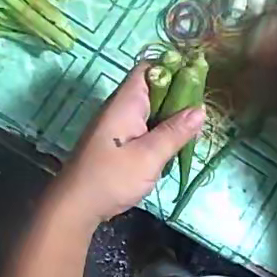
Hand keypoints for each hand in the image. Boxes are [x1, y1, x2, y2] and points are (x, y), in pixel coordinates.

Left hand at [49, 63, 204, 226]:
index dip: (173, 69)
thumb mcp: (149, 156)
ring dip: (172, 118)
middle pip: (153, 89)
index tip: (198, 82)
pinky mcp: (119, 143)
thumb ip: (175, 131)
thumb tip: (201, 109)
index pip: (149, 69)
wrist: (75, 207)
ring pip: (151, 110)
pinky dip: (162, 132)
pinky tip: (175, 146)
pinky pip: (145, 127)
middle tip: (201, 113)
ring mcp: (118, 126)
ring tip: (193, 131)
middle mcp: (120, 108)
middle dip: (178, 97)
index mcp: (125, 103)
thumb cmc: (111, 178)